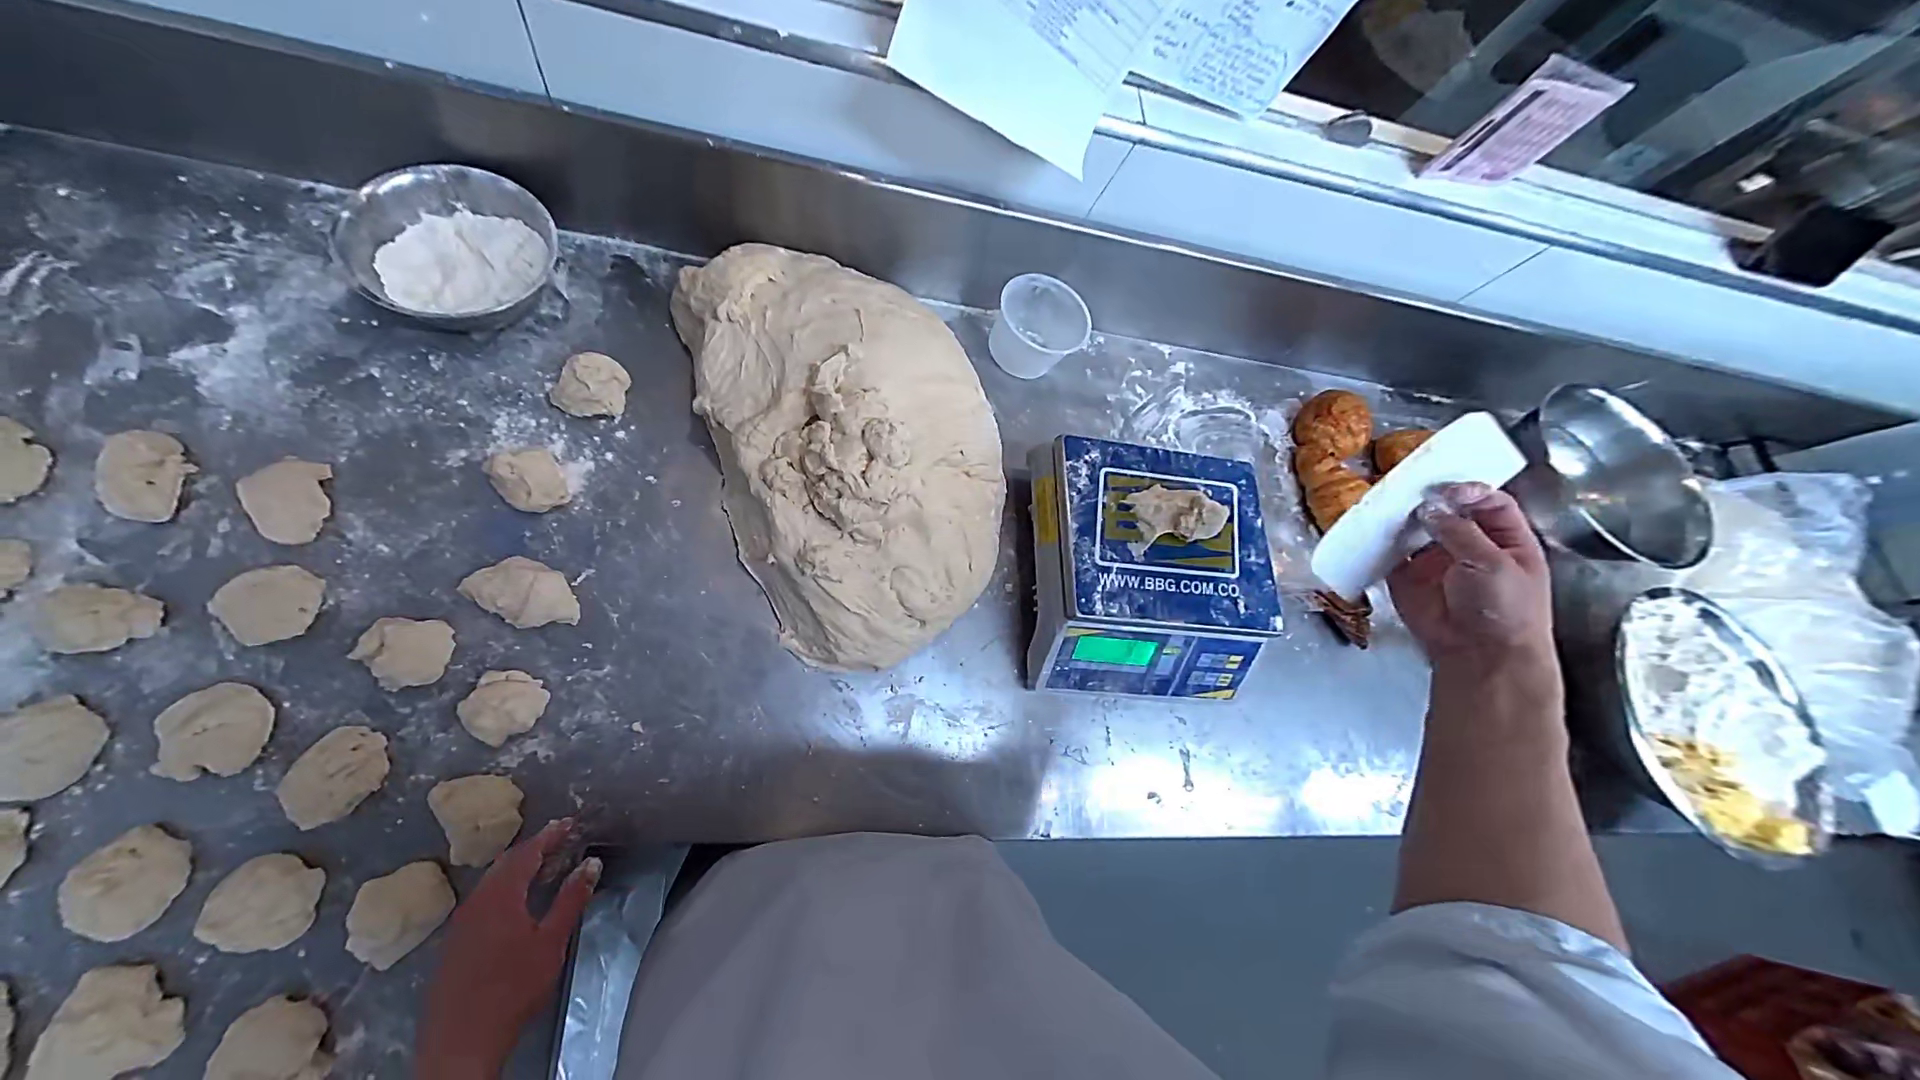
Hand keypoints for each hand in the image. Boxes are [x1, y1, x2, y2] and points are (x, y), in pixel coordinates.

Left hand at [416, 820, 599, 1079]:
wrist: (460, 1044)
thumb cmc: (513, 988)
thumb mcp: (551, 940)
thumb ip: (571, 898)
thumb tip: (591, 863)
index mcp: (499, 896)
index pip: (526, 853)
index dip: (549, 835)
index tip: (570, 823)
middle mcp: (474, 904)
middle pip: (505, 864)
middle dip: (533, 848)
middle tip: (560, 838)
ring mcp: (459, 925)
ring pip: (491, 883)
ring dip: (517, 869)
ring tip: (543, 865)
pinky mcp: (453, 945)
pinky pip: (482, 902)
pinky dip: (504, 889)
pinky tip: (517, 902)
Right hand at [1387, 483, 1554, 669]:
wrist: (1479, 654)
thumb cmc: (1505, 610)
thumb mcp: (1493, 562)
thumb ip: (1461, 531)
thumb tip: (1429, 509)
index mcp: (1506, 540)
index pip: (1489, 502)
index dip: (1468, 490)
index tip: (1444, 488)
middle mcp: (1470, 546)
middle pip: (1448, 511)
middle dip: (1429, 500)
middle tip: (1408, 491)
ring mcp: (1436, 562)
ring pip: (1416, 530)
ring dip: (1403, 519)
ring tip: (1388, 507)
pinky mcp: (1407, 577)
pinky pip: (1389, 554)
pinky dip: (1380, 543)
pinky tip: (1373, 530)